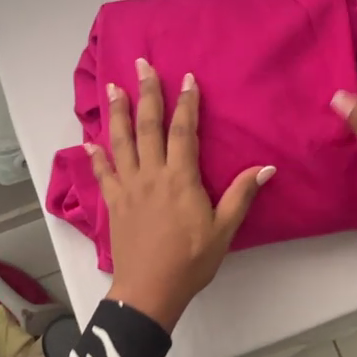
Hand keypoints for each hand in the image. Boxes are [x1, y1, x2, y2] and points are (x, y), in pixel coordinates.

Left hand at [91, 58, 272, 330]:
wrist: (149, 290)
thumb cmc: (191, 261)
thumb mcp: (224, 230)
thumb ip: (241, 195)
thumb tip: (267, 167)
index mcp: (180, 178)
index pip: (183, 131)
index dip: (186, 103)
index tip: (186, 79)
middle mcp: (151, 175)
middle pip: (147, 126)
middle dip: (146, 93)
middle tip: (141, 65)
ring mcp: (128, 188)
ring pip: (120, 142)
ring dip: (117, 113)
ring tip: (113, 89)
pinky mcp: (114, 203)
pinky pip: (103, 174)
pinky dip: (96, 156)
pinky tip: (89, 142)